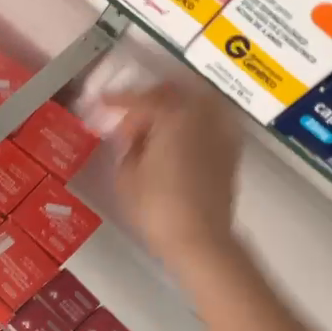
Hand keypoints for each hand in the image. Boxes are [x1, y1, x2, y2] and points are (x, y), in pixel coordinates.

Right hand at [102, 82, 243, 270]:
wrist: (198, 238)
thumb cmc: (155, 208)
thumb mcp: (127, 176)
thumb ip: (129, 146)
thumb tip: (135, 137)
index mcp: (174, 116)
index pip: (142, 98)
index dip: (118, 99)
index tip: (102, 101)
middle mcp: (202, 115)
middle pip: (174, 92)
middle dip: (149, 100)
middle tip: (128, 117)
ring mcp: (221, 130)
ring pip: (194, 103)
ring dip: (172, 108)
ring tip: (151, 127)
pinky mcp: (229, 149)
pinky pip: (207, 121)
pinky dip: (189, 122)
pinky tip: (174, 139)